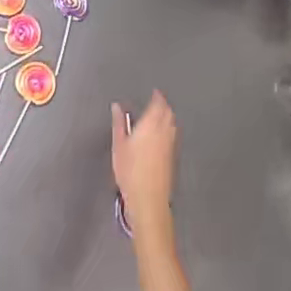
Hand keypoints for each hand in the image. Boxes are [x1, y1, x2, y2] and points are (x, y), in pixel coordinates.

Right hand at [111, 90, 176, 234]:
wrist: (148, 198)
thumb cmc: (130, 170)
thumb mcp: (118, 145)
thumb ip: (119, 123)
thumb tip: (118, 106)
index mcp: (151, 125)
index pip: (158, 104)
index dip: (158, 97)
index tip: (155, 92)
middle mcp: (164, 132)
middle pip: (168, 113)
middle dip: (164, 105)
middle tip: (157, 101)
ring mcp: (170, 144)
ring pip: (172, 124)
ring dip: (168, 116)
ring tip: (160, 114)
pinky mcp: (172, 156)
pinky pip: (172, 135)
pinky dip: (169, 128)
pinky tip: (162, 134)